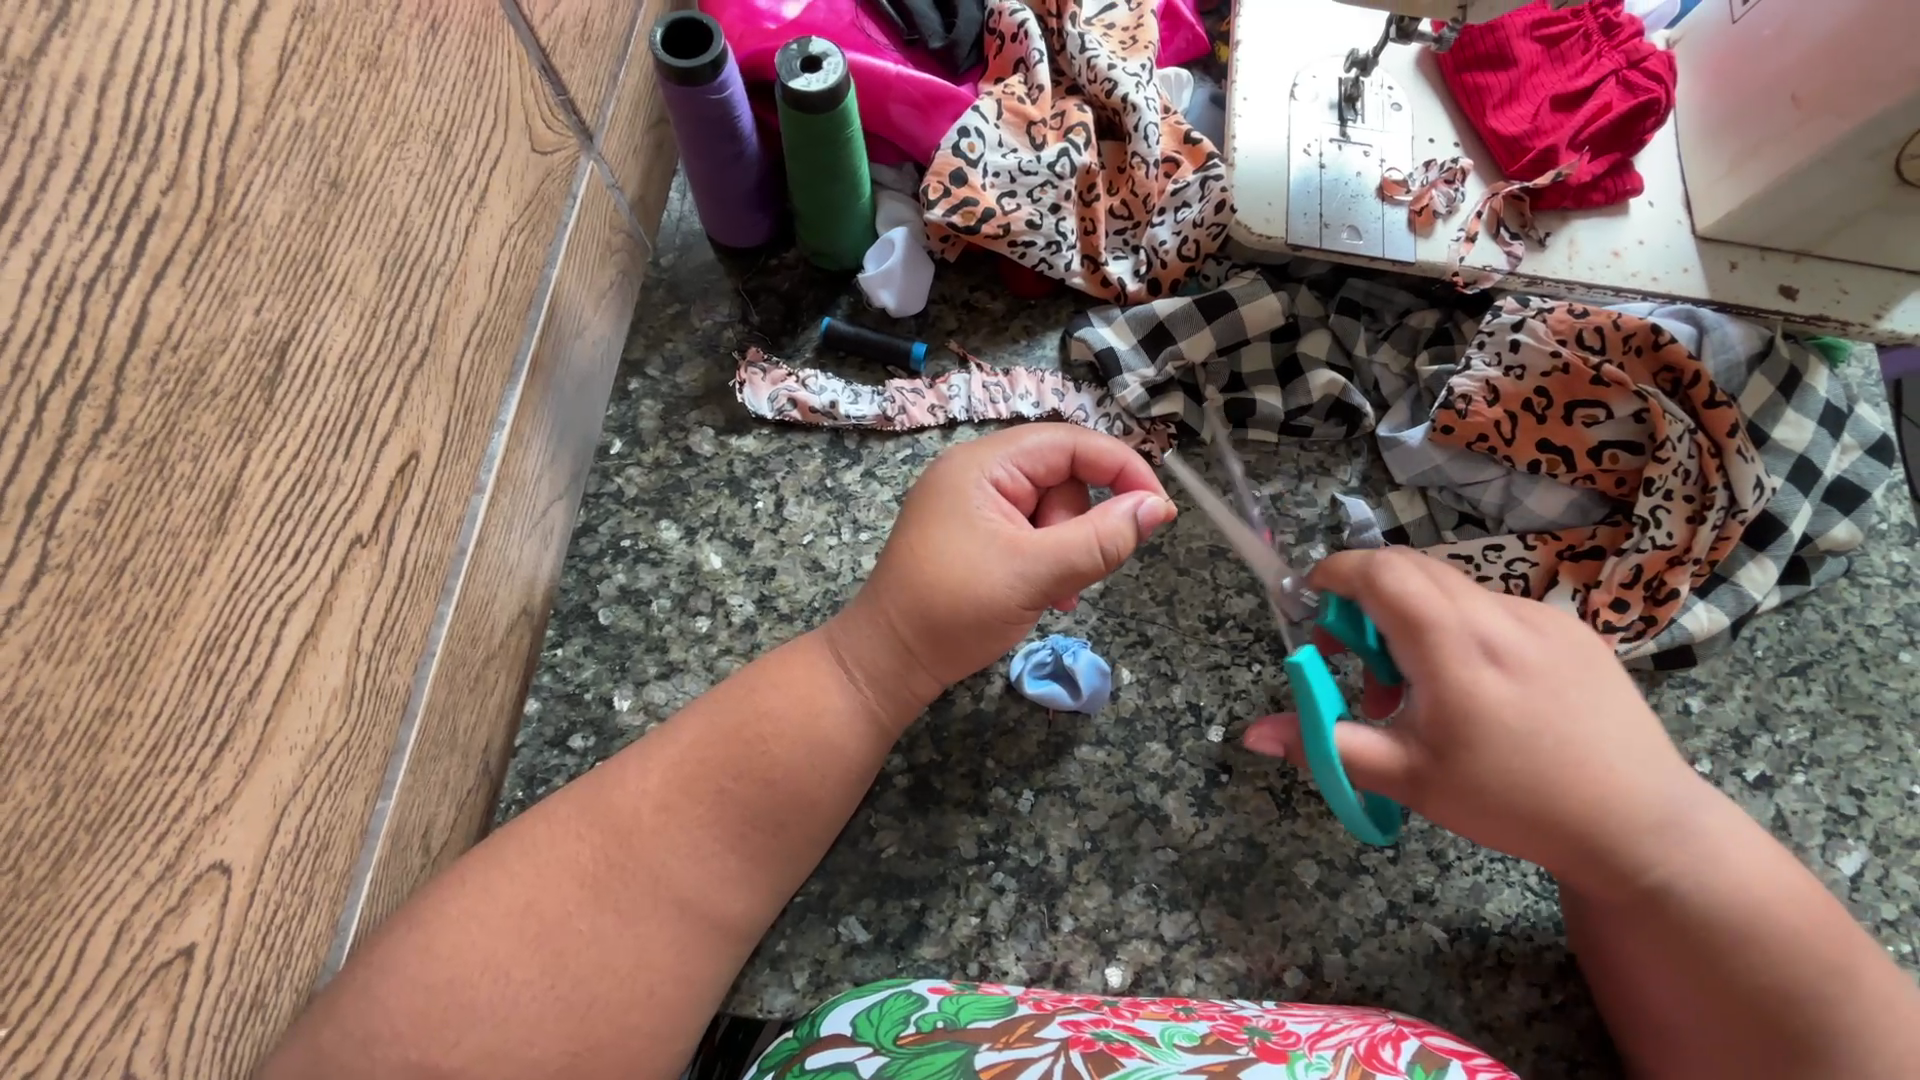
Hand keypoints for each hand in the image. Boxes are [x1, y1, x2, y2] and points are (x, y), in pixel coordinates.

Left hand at [827, 425, 1175, 719]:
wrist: (888, 663)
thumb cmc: (953, 612)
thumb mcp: (1035, 574)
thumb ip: (1100, 539)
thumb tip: (1158, 509)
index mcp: (982, 464)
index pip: (1069, 442)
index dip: (1121, 469)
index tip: (1158, 511)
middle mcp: (976, 473)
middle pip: (1062, 476)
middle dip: (1080, 525)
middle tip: (1073, 574)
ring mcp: (972, 505)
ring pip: (1051, 509)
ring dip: (1066, 549)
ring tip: (1054, 593)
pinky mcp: (973, 535)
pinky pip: (1029, 531)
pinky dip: (1046, 560)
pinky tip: (1044, 595)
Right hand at [1242, 548, 1710, 892]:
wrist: (1643, 828)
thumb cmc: (1512, 802)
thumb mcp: (1407, 778)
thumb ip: (1324, 745)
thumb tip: (1252, 734)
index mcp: (1456, 647)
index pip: (1382, 573)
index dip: (1336, 573)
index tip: (1310, 600)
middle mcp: (1499, 616)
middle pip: (1410, 569)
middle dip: (1364, 597)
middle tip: (1353, 657)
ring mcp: (1541, 619)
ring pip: (1450, 588)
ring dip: (1408, 616)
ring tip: (1411, 686)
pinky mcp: (1571, 632)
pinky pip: (1489, 606)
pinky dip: (1452, 627)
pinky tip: (1468, 687)